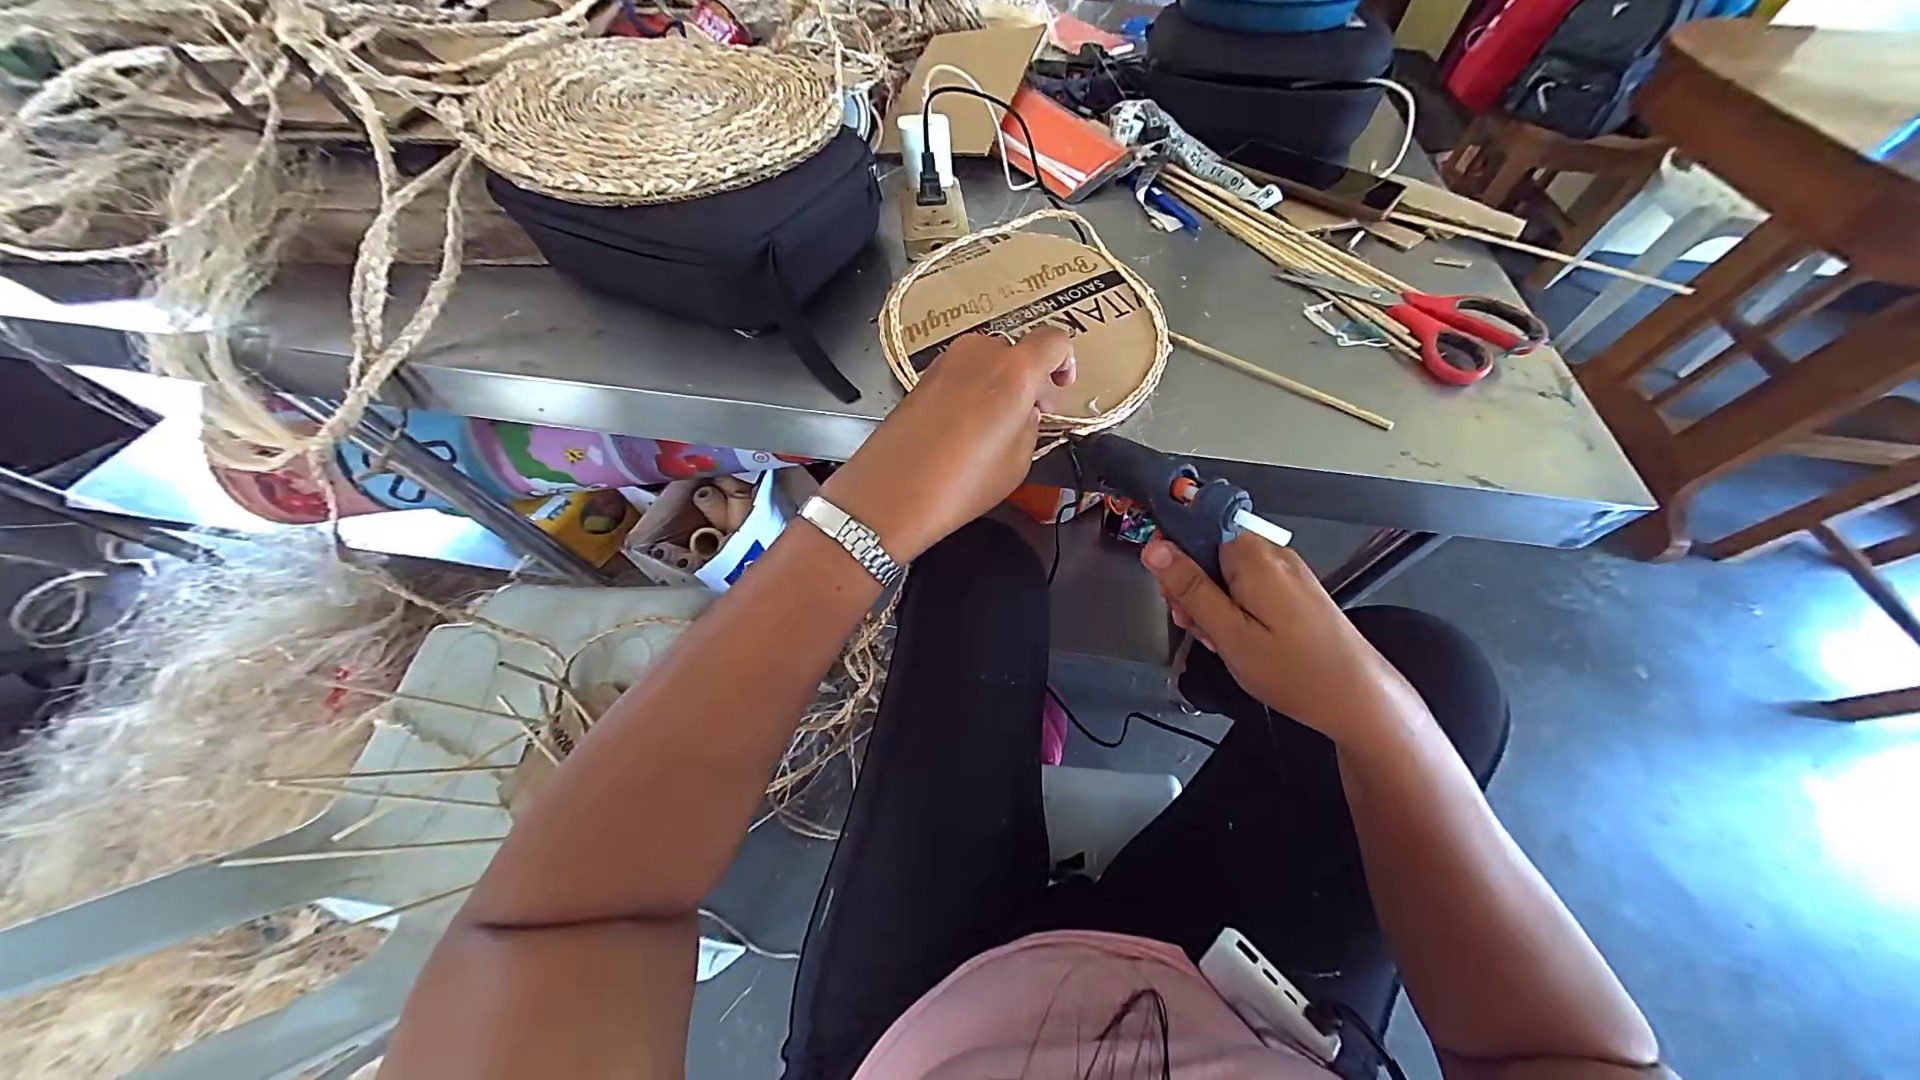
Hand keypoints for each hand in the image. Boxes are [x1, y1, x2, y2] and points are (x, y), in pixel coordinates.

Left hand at [822, 329, 1075, 560]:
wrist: (892, 492)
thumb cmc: (958, 483)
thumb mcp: (1018, 461)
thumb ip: (1031, 425)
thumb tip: (1026, 413)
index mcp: (1015, 371)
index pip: (1054, 341)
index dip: (1065, 362)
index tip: (1061, 384)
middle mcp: (980, 354)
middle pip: (1017, 351)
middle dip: (1029, 379)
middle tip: (1030, 415)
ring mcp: (946, 363)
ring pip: (986, 361)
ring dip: (998, 385)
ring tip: (995, 426)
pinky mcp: (922, 378)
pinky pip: (961, 374)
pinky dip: (972, 391)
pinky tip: (966, 428)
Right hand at [1141, 533, 1428, 748]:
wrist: (1358, 700)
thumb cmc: (1298, 672)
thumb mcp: (1228, 633)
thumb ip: (1189, 587)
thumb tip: (1156, 550)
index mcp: (1254, 558)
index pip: (1197, 522)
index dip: (1173, 549)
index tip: (1167, 583)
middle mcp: (1272, 555)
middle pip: (1208, 548)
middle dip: (1190, 582)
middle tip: (1193, 621)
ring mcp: (1284, 572)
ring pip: (1224, 569)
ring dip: (1209, 599)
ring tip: (1217, 636)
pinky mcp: (1290, 589)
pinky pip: (1246, 584)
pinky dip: (1231, 605)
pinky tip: (1234, 635)